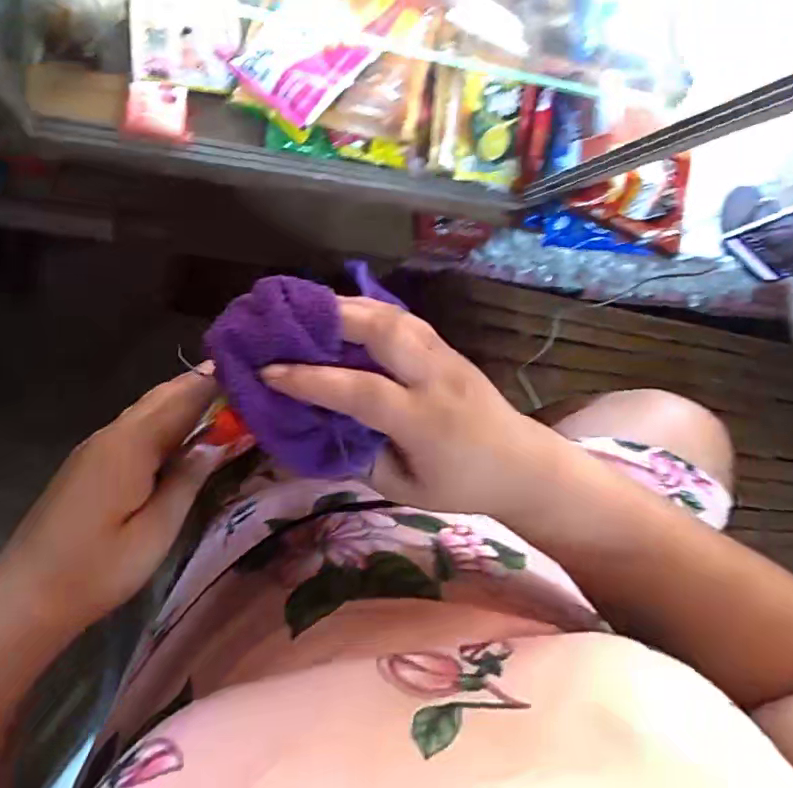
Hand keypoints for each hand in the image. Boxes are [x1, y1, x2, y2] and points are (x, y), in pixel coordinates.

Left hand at [0, 370, 228, 622]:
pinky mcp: (89, 461)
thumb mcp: (156, 532)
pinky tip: (183, 431)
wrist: (22, 599)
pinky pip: (136, 425)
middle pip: (164, 395)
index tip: (251, 372)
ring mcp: (97, 446)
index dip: (218, 384)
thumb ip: (188, 479)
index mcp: (132, 444)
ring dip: (184, 400)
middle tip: (243, 383)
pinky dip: (165, 417)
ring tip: (224, 400)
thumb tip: (217, 441)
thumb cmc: (96, 570)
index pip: (184, 399)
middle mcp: (113, 433)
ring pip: (148, 407)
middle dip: (203, 385)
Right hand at [260, 297, 573, 519]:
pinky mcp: (449, 346)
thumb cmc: (462, 485)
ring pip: (395, 316)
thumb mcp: (404, 487)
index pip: (363, 391)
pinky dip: (371, 309)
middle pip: (384, 331)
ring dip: (350, 306)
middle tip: (287, 318)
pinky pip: (406, 318)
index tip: (270, 371)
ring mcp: (445, 355)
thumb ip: (358, 456)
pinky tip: (348, 311)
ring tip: (310, 307)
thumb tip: (315, 426)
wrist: (522, 463)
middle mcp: (435, 378)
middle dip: (332, 318)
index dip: (313, 379)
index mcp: (424, 421)